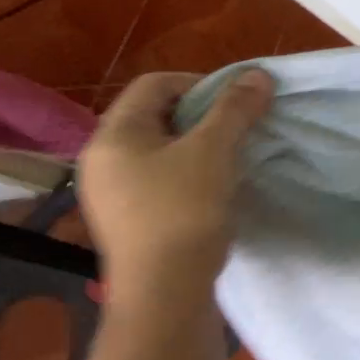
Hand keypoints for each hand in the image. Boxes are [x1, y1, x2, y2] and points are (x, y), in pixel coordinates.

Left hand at [78, 71, 274, 306]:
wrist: (165, 284)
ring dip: (201, 139)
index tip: (239, 102)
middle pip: (157, 113)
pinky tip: (216, 182)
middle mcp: (102, 158)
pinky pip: (160, 171)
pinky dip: (191, 165)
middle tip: (241, 126)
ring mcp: (111, 188)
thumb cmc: (184, 207)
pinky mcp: (128, 211)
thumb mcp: (215, 149)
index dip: (201, 83)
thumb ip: (236, 107)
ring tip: (234, 153)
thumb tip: (257, 74)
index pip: (154, 85)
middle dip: (205, 112)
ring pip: (162, 144)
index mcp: (113, 136)